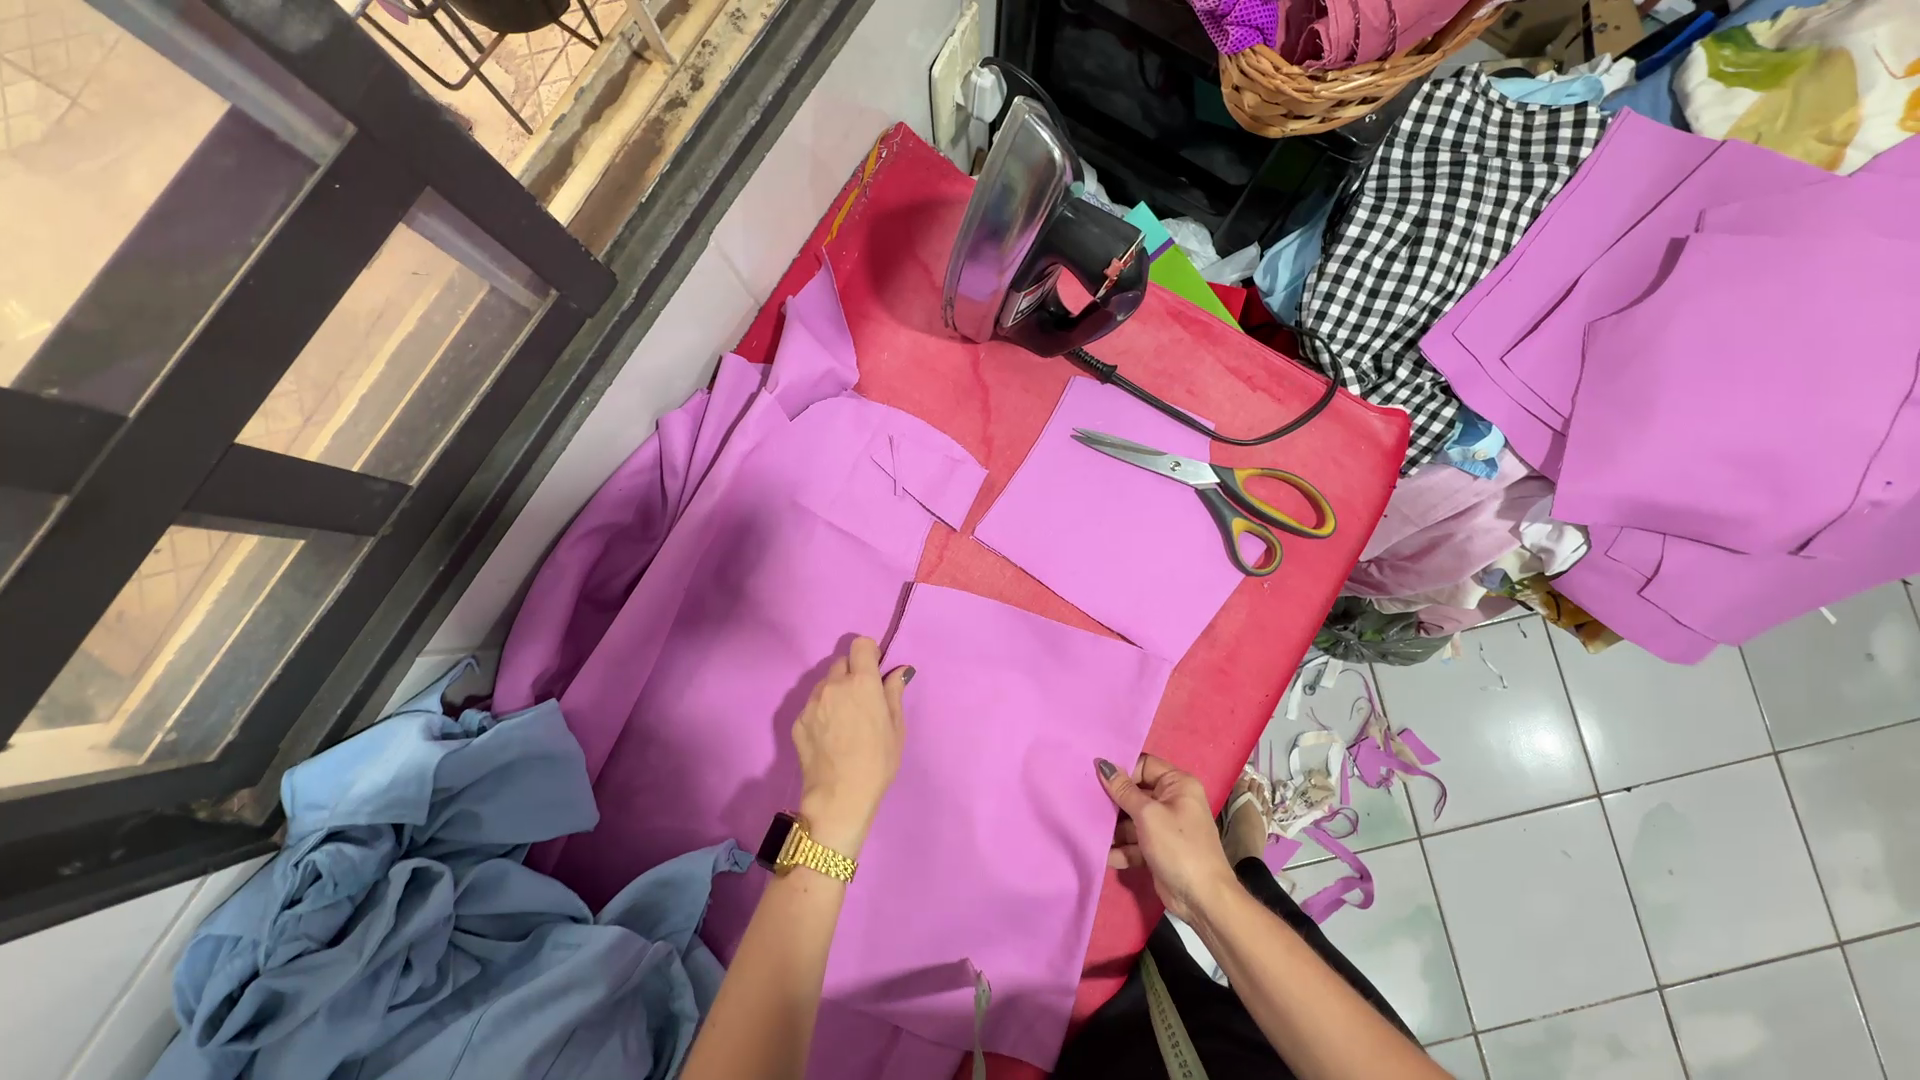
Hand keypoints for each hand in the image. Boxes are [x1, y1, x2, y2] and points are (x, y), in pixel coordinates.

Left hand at [793, 637, 911, 855]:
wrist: (839, 796)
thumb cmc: (877, 762)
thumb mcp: (896, 728)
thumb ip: (894, 693)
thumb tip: (898, 671)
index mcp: (862, 682)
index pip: (860, 644)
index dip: (869, 653)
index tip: (874, 669)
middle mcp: (834, 685)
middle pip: (841, 662)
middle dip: (852, 673)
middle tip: (861, 699)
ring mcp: (812, 702)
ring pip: (824, 683)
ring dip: (835, 691)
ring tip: (843, 720)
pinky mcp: (798, 721)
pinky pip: (812, 705)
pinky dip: (821, 711)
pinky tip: (829, 735)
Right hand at [1098, 754, 1239, 922]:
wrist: (1203, 898)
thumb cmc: (1178, 847)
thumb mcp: (1148, 815)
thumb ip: (1124, 791)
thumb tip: (1103, 764)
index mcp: (1178, 784)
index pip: (1144, 765)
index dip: (1121, 770)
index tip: (1093, 776)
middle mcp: (1172, 801)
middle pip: (1135, 793)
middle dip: (1113, 801)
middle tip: (1085, 801)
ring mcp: (1165, 827)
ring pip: (1131, 819)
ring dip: (1113, 828)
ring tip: (1088, 830)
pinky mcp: (1158, 849)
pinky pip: (1134, 842)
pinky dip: (1121, 848)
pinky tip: (1103, 854)